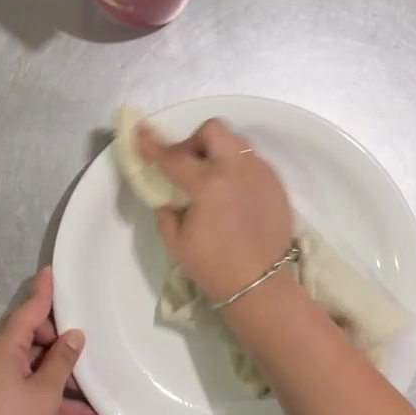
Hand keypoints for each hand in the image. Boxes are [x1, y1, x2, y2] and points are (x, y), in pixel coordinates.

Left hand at [0, 269, 99, 414]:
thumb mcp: (44, 393)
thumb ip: (61, 362)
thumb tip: (73, 336)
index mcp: (5, 348)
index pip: (28, 311)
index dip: (43, 292)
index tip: (50, 270)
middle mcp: (0, 360)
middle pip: (34, 338)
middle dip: (60, 341)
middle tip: (86, 347)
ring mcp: (0, 384)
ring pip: (37, 367)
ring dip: (63, 374)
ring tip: (95, 383)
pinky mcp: (3, 406)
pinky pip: (34, 392)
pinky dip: (56, 399)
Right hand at [139, 119, 294, 302]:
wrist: (261, 284)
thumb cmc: (213, 266)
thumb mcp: (175, 240)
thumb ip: (166, 208)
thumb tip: (168, 192)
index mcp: (208, 184)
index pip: (173, 156)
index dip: (152, 144)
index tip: (139, 131)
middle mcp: (236, 169)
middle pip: (212, 130)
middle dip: (194, 140)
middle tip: (186, 163)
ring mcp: (260, 173)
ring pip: (235, 142)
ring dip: (217, 152)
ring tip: (211, 179)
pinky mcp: (276, 182)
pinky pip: (252, 161)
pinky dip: (236, 168)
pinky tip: (232, 193)